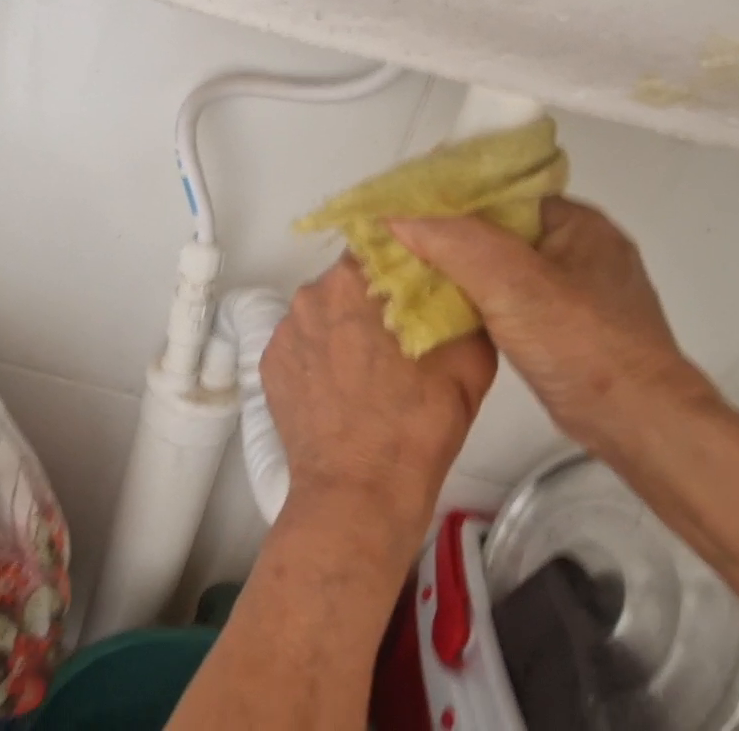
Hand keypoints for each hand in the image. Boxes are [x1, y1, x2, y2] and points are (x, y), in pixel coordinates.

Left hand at [261, 256, 498, 539]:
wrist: (359, 491)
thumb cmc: (418, 424)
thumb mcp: (469, 361)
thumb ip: (463, 307)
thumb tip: (460, 285)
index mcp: (353, 282)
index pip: (377, 247)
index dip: (401, 261)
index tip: (419, 282)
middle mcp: (310, 296)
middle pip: (347, 281)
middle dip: (372, 298)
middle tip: (401, 333)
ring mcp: (284, 332)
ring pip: (322, 313)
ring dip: (344, 327)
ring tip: (371, 368)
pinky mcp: (269, 365)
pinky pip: (301, 345)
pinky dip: (320, 357)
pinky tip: (343, 388)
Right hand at [390, 197, 720, 452]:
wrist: (639, 423)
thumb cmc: (581, 344)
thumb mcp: (511, 283)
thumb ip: (454, 242)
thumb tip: (396, 216)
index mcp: (577, 222)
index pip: (500, 194)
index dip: (449, 201)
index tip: (401, 213)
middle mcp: (579, 249)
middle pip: (498, 231)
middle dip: (447, 239)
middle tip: (395, 247)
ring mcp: (575, 291)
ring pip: (500, 269)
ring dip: (458, 273)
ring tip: (407, 277)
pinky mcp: (565, 329)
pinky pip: (508, 300)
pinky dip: (475, 302)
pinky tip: (440, 313)